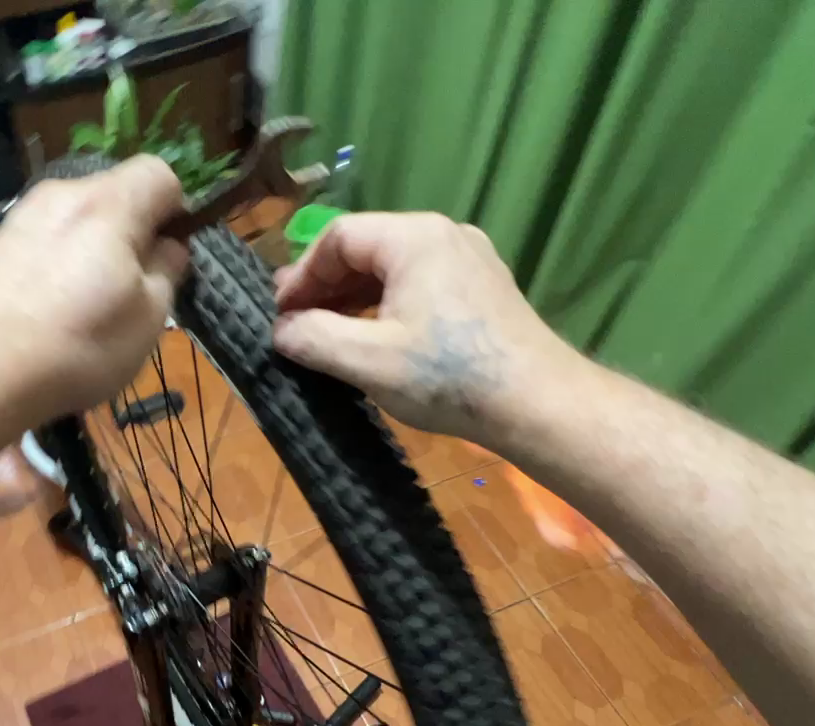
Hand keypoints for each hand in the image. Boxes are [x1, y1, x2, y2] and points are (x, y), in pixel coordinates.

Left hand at [0, 155, 189, 419]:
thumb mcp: (148, 318)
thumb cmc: (79, 346)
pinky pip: (47, 241)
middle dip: (134, 235)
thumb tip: (169, 247)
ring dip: (96, 252)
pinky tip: (53, 312)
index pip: (160, 174)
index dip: (177, 212)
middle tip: (133, 293)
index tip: (172, 258)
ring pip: (79, 220)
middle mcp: (62, 195)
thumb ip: (167, 272)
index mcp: (108, 204)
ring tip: (89, 308)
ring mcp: (22, 216)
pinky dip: (61, 265)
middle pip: (116, 195)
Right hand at [272, 212, 582, 444]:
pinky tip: (372, 336)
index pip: (339, 237)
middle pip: (367, 248)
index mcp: (414, 238)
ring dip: (353, 298)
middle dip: (325, 285)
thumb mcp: (367, 360)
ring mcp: (468, 260)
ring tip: (326, 331)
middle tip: (295, 321)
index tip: (280, 314)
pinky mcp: (481, 290)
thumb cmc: (447, 376)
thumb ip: (314, 338)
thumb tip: (280, 330)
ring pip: (393, 268)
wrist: (534, 401)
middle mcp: (443, 235)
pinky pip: (418, 284)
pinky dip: (385, 306)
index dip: (301, 274)